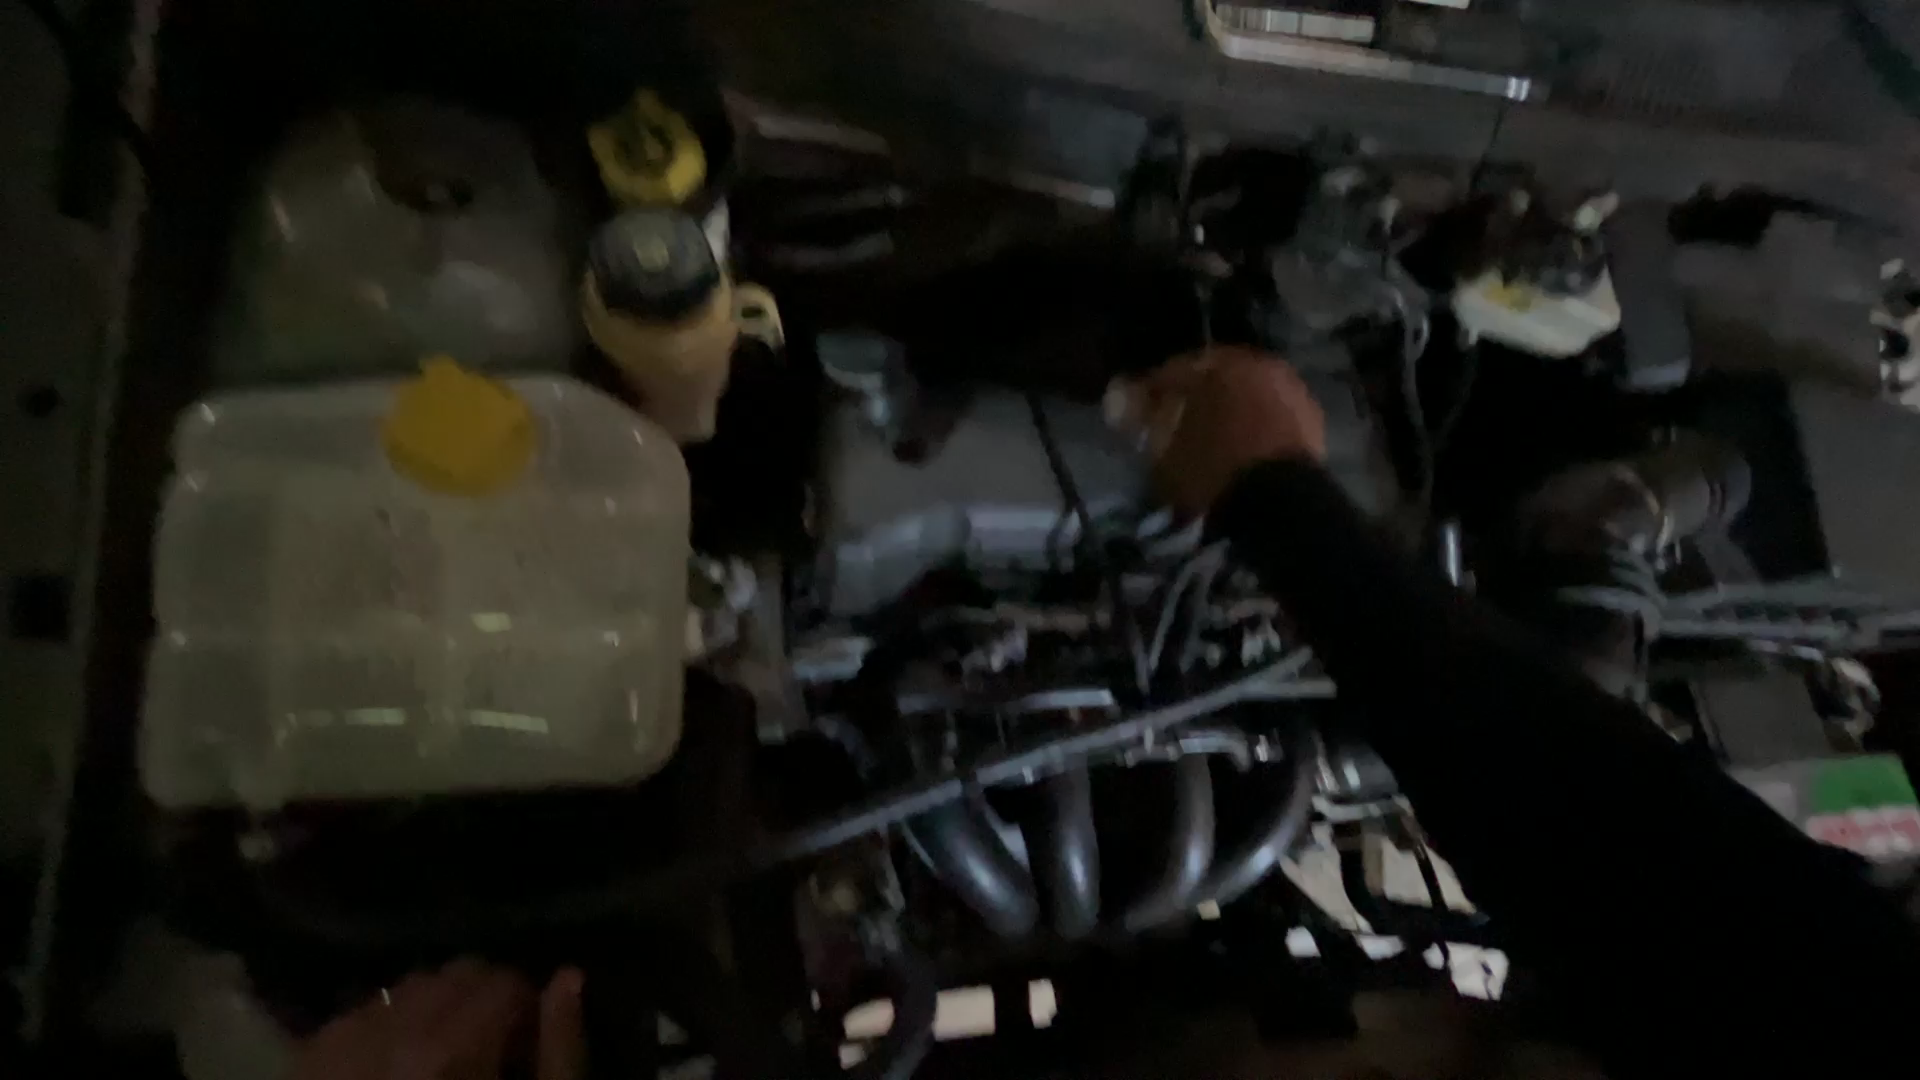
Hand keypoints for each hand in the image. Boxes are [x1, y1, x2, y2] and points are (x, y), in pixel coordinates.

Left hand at [291, 961, 584, 1079]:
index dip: (524, 1009)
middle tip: (485, 1051)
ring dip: (432, 1011)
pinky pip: (357, 1015)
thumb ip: (561, 1050)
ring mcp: (338, 1052)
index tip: (522, 1045)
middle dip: (480, 1002)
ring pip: (408, 987)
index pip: (505, 983)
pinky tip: (391, 1068)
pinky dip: (383, 1028)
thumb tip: (568, 976)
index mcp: (450, 1054)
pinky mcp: (303, 1067)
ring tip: (436, 1062)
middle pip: (457, 974)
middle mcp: (391, 1040)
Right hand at [1109, 347, 1325, 518]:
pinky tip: (1242, 441)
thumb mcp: (1163, 455)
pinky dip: (1255, 418)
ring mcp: (1288, 386)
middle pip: (1214, 373)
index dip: (1151, 390)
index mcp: (1216, 366)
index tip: (1138, 408)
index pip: (1171, 370)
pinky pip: (1270, 408)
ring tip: (1212, 430)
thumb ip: (1146, 423)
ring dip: (1228, 403)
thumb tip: (1124, 402)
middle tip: (1177, 416)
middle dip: (1194, 392)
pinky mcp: (1310, 414)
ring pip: (1246, 388)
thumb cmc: (1211, 473)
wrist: (1278, 504)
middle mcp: (1255, 364)